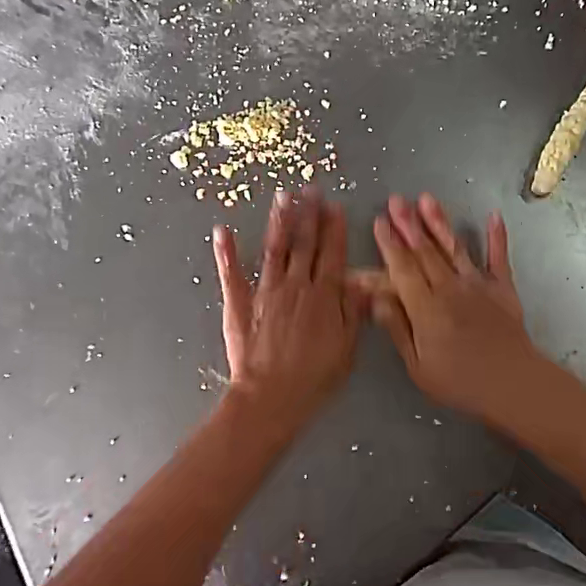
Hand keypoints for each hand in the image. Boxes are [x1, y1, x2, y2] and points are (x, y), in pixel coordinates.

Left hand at [213, 188, 361, 433]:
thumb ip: (353, 311)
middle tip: (311, 188)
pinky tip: (222, 229)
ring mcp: (265, 289)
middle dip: (309, 213)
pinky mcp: (240, 301)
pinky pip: (232, 272)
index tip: (335, 206)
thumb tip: (363, 280)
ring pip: (274, 247)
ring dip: (278, 220)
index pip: (332, 254)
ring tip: (282, 196)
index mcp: (323, 295)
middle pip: (304, 243)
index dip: (334, 229)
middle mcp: (295, 284)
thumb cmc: (313, 378)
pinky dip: (226, 250)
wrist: (271, 397)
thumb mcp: (346, 349)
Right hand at [364, 194, 543, 421]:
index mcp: (425, 306)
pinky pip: (498, 258)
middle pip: (424, 251)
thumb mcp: (418, 366)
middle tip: (395, 200)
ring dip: (438, 222)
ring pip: (453, 247)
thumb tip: (376, 297)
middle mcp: (449, 287)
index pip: (402, 268)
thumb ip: (397, 327)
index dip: (389, 244)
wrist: (515, 386)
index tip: (379, 222)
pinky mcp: (502, 288)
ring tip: (426, 198)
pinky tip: (493, 215)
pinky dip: (496, 236)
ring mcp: (477, 284)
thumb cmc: (460, 382)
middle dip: (407, 224)